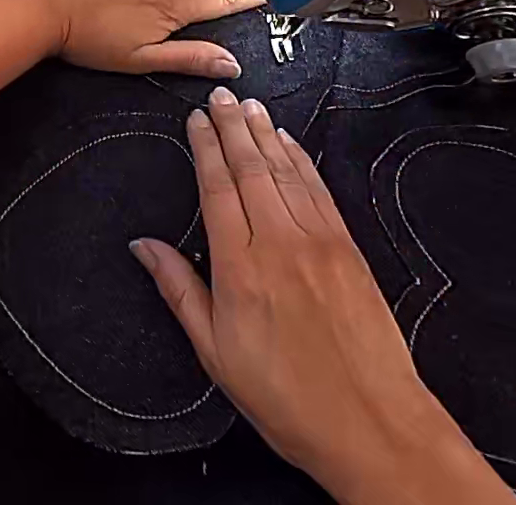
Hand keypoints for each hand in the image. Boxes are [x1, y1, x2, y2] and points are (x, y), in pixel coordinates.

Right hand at [130, 90, 515, 504]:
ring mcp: (317, 237)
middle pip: (250, 166)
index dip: (205, 147)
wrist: (370, 419)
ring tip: (249, 104)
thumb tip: (145, 247)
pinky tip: (288, 141)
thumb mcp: (215, 352)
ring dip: (264, 131)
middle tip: (220, 95)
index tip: (197, 120)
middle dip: (232, 125)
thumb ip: (178, 289)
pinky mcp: (346, 242)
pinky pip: (317, 186)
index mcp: (241, 267)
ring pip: (284, 168)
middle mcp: (279, 241)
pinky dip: (299, 157)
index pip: (217, 187)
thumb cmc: (288, 396)